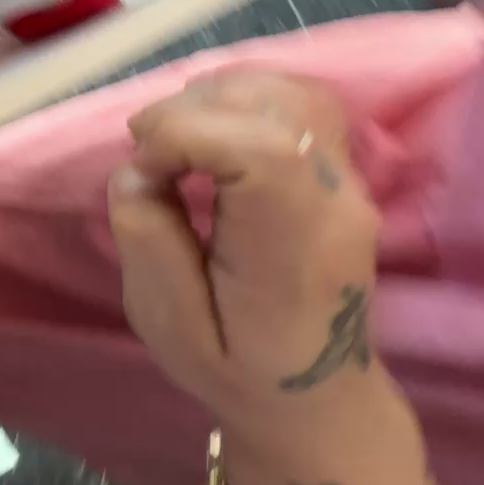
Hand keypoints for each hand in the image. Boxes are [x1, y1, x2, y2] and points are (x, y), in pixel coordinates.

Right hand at [111, 70, 384, 450]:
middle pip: (270, 104)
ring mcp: (344, 181)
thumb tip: (140, 170)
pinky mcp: (333, 171)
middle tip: (149, 158)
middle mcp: (334, 201)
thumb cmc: (232, 363)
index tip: (145, 170)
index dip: (183, 135)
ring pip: (282, 91)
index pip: (262, 148)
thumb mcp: (166, 321)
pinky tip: (202, 137)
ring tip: (172, 146)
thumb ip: (146, 239)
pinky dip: (232, 101)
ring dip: (205, 102)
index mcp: (294, 245)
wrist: (314, 394)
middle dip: (184, 113)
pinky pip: (292, 102)